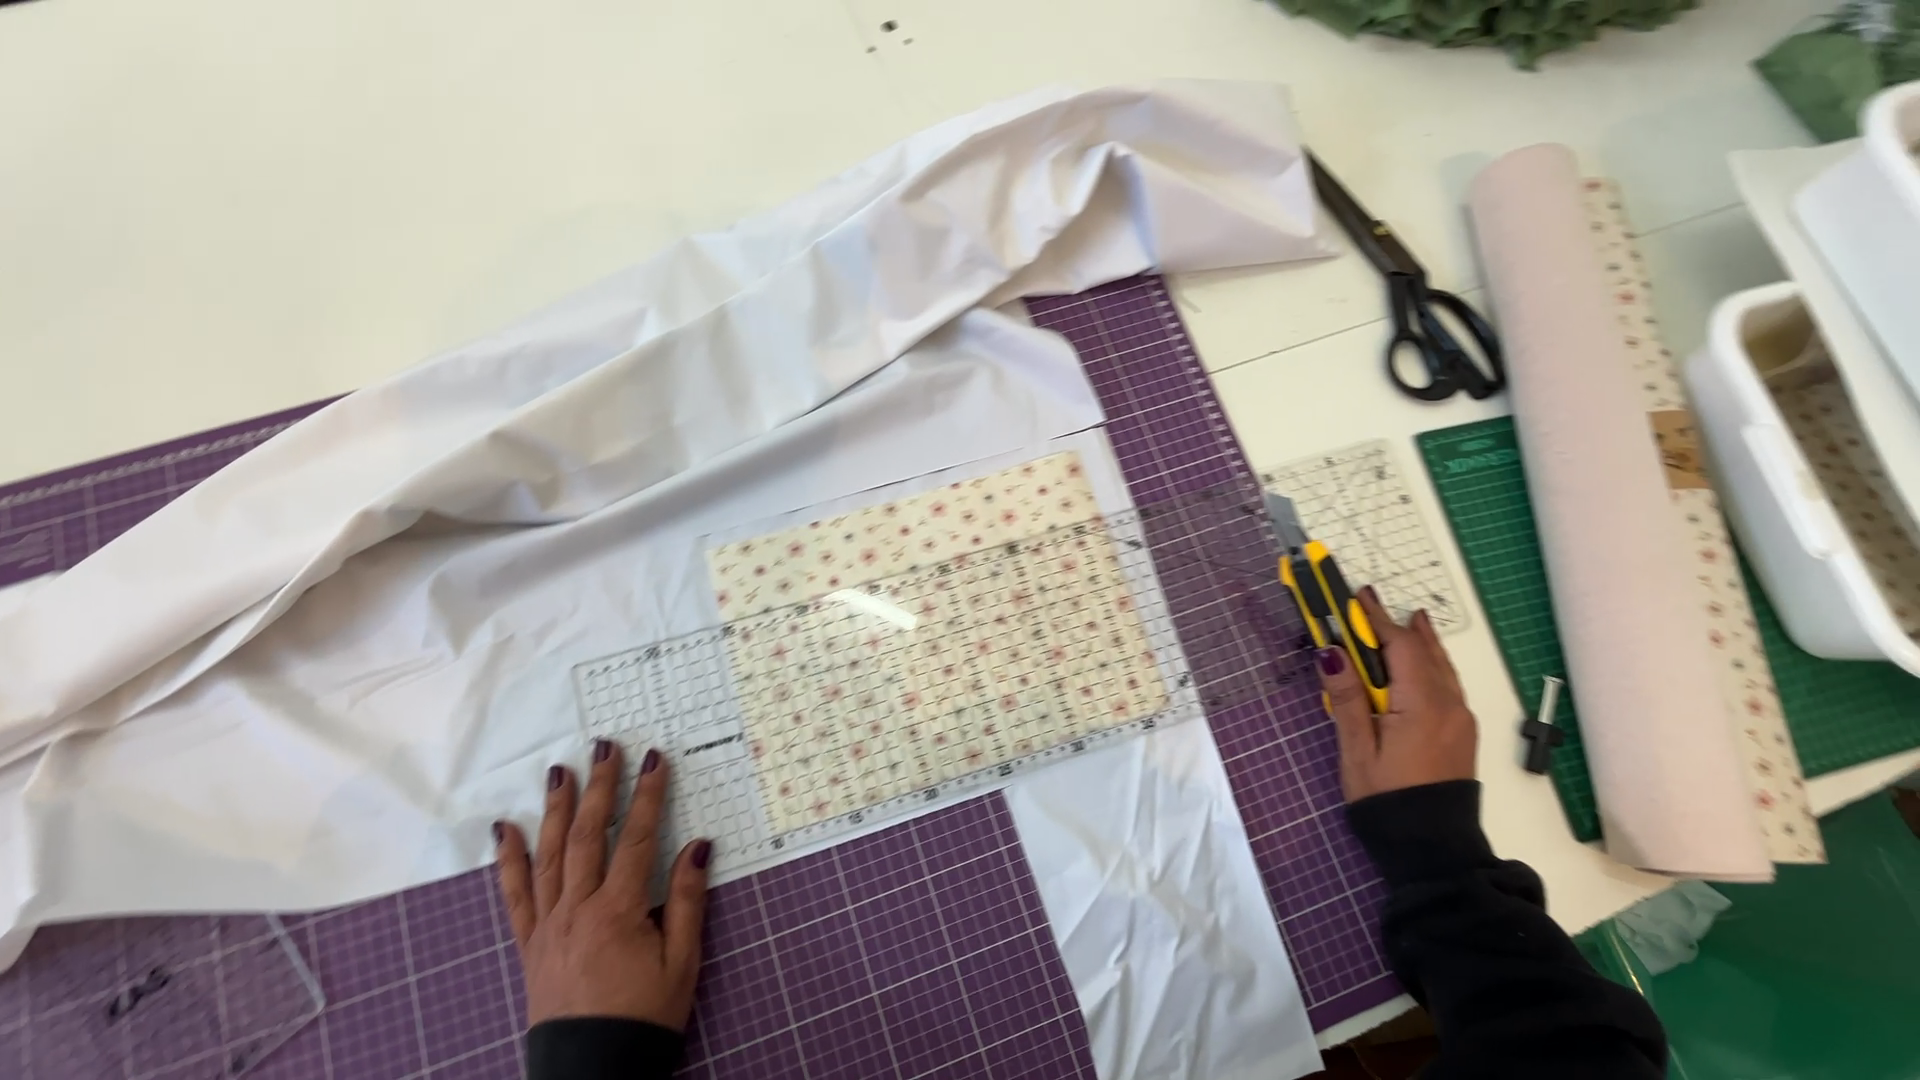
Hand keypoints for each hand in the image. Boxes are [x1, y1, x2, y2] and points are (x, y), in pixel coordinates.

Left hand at [493, 741, 710, 1028]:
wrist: (593, 1071)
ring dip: (556, 809)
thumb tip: (698, 845)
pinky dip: (509, 860)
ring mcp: (548, 924)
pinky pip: (515, 896)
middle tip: (605, 746)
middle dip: (599, 787)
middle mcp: (577, 909)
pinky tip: (506, 830)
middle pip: (588, 836)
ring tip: (560, 771)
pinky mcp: (530, 943)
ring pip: (550, 855)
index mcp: (618, 910)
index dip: (648, 795)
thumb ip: (686, 899)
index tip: (654, 759)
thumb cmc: (646, 1015)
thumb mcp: (682, 960)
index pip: (637, 838)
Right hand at [1318, 587, 1476, 801]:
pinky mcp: (1462, 732)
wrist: (1432, 847)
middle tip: (1369, 603)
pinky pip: (1446, 684)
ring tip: (1407, 618)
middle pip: (1422, 651)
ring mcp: (1460, 719)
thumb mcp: (1357, 750)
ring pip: (1440, 667)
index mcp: (1422, 705)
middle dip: (1394, 624)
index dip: (1374, 619)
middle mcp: (1449, 705)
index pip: (1398, 647)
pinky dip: (1429, 663)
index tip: (1356, 595)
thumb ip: (1347, 698)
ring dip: (1418, 641)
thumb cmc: (1386, 798)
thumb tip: (1330, 652)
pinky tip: (1422, 662)